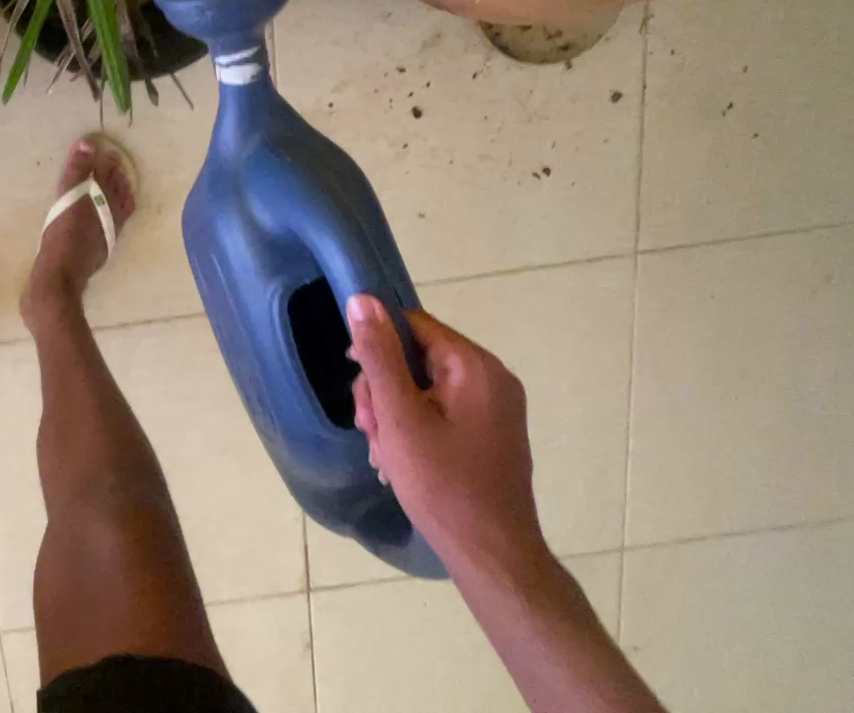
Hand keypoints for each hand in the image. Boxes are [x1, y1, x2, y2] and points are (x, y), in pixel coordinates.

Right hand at [347, 295, 547, 576]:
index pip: (413, 324)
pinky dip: (414, 426)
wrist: (491, 554)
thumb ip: (379, 354)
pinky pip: (440, 410)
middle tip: (368, 427)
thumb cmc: (442, 482)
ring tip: (382, 450)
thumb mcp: (398, 414)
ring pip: (423, 386)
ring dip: (392, 412)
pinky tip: (399, 458)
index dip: (377, 347)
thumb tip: (362, 298)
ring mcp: (495, 408)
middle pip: (416, 357)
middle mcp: (492, 378)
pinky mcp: (490, 433)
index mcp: (475, 366)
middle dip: (382, 388)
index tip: (359, 386)